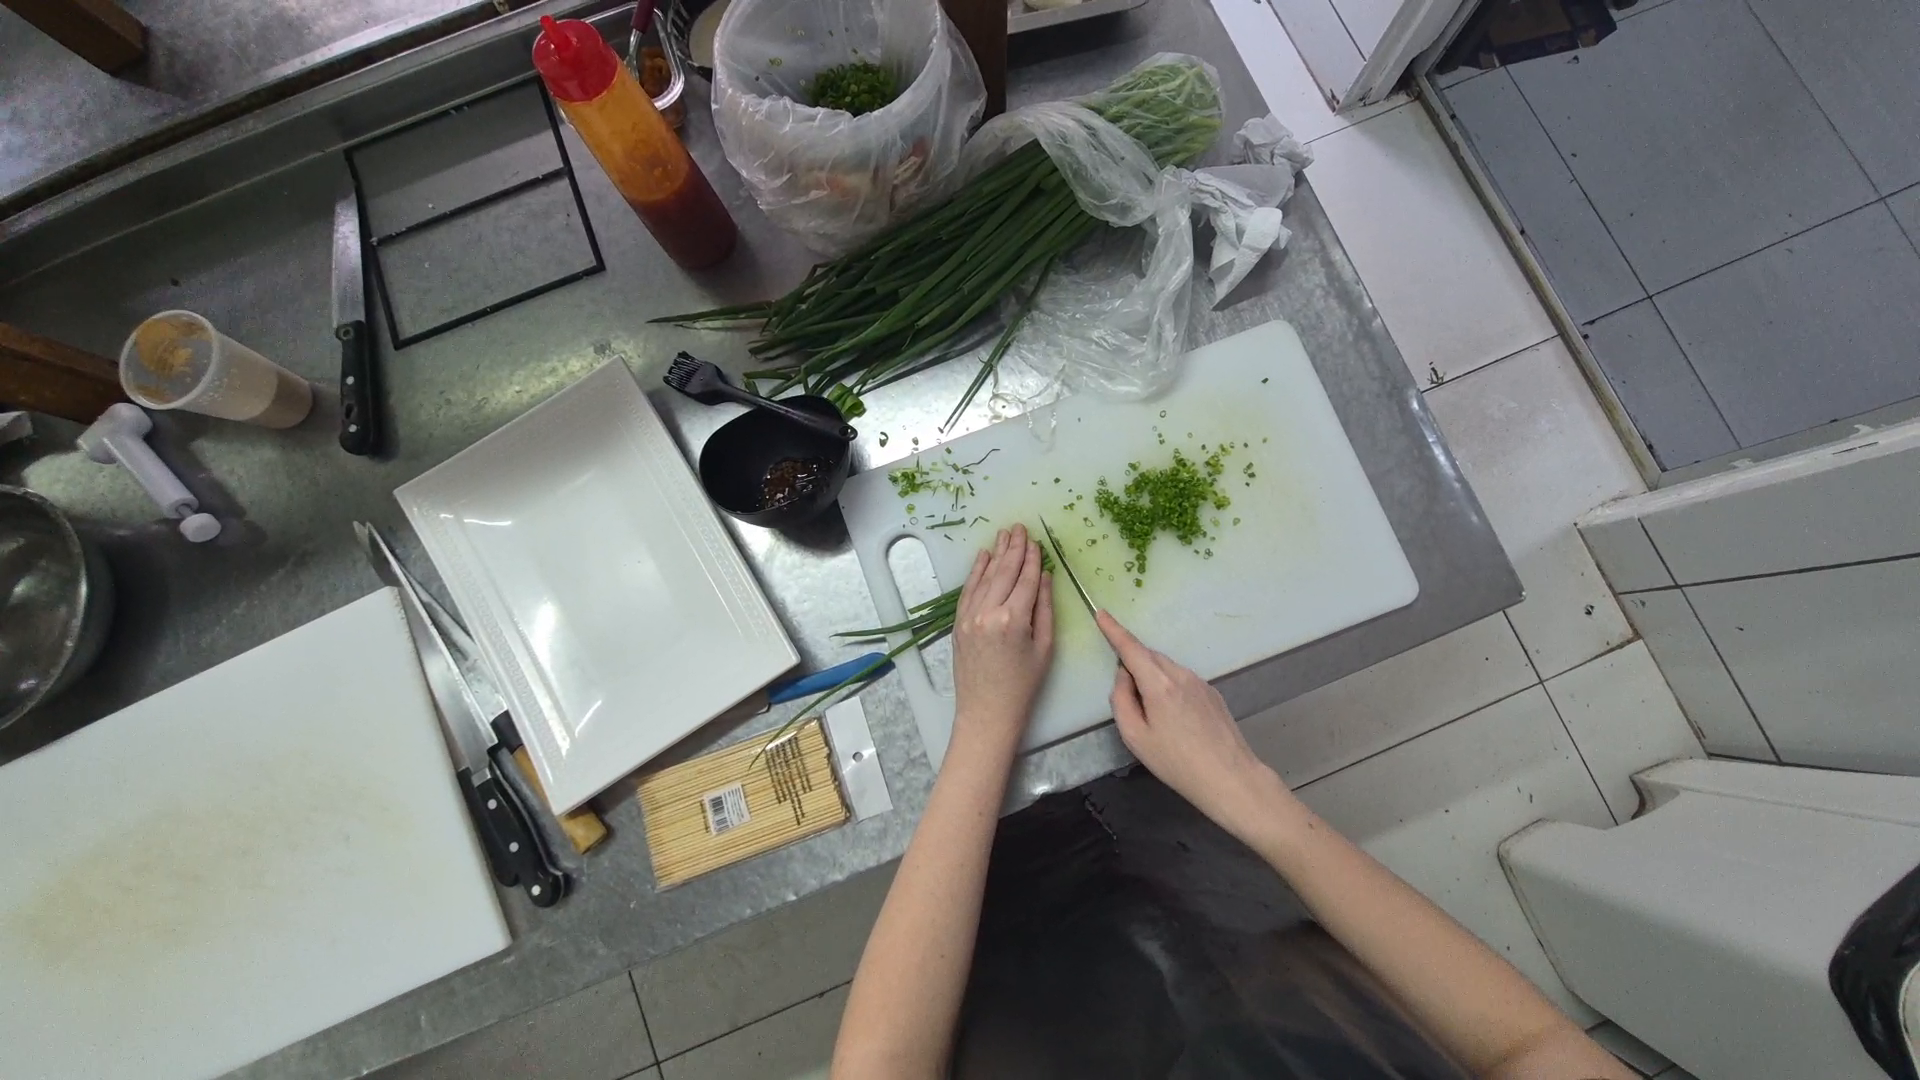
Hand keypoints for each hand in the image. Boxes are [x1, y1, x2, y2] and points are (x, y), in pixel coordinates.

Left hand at [951, 525, 1054, 750]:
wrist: (987, 711)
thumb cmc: (1023, 685)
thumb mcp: (1044, 648)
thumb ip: (1045, 609)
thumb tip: (1045, 577)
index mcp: (1014, 620)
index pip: (1027, 580)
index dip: (1033, 559)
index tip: (1037, 541)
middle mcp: (988, 613)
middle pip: (1004, 573)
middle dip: (1014, 548)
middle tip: (1020, 527)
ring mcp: (969, 617)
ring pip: (984, 577)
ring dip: (995, 554)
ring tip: (1004, 535)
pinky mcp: (958, 623)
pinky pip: (968, 591)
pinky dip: (975, 572)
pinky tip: (983, 556)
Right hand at [1097, 610, 1288, 840]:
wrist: (1230, 778)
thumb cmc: (1176, 762)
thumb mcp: (1135, 736)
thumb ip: (1121, 699)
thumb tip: (1123, 676)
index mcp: (1158, 683)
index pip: (1131, 648)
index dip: (1113, 630)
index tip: (1101, 613)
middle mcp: (1181, 674)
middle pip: (1149, 657)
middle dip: (1133, 665)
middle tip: (1130, 701)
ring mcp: (1200, 682)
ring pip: (1166, 668)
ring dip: (1152, 679)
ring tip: (1155, 718)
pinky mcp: (1212, 692)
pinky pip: (1182, 680)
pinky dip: (1169, 688)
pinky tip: (1176, 720)